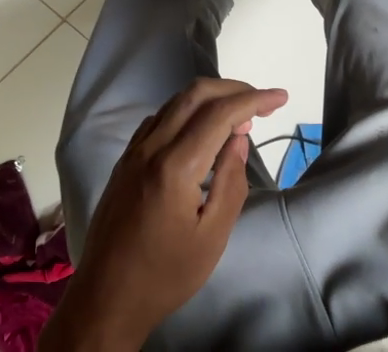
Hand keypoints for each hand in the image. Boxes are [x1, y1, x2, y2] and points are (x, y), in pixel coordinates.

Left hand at [41, 78, 288, 351]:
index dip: (254, 99)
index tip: (280, 98)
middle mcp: (150, 147)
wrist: (106, 298)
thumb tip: (238, 139)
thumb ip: (230, 183)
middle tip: (262, 102)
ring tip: (239, 118)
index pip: (219, 113)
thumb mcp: (212, 238)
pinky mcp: (125, 161)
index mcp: (174, 166)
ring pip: (175, 102)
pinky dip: (187, 111)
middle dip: (233, 88)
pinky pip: (160, 119)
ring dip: (210, 98)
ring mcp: (133, 151)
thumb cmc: (165, 275)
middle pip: (195, 94)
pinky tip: (202, 130)